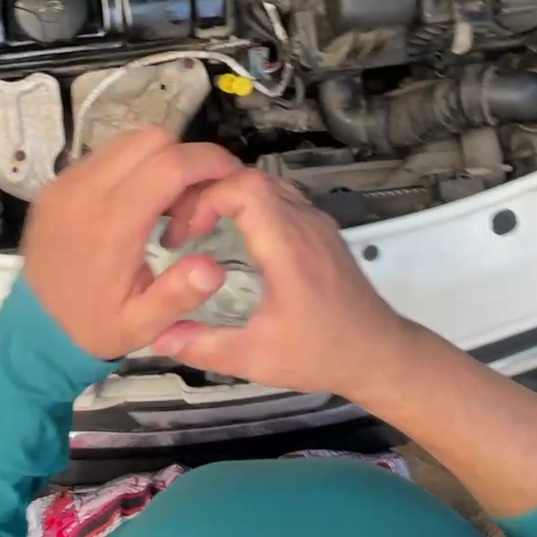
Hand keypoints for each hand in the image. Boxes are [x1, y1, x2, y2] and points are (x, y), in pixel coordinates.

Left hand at [22, 128, 242, 359]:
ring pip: (129, 140)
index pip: (170, 164)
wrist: (35, 329)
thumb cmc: (94, 327)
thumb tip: (214, 268)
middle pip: (153, 139)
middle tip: (194, 202)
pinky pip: (105, 154)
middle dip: (186, 160)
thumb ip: (178, 294)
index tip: (229, 177)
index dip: (209, 161)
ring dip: (159, 160)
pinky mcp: (57, 183)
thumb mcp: (143, 326)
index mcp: (112, 224)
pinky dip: (132, 166)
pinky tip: (137, 204)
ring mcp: (67, 182)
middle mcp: (86, 191)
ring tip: (166, 205)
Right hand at [150, 170, 444, 405]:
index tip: (187, 232)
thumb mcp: (256, 359)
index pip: (246, 188)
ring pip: (268, 182)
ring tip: (204, 227)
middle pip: (252, 178)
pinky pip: (281, 197)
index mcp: (289, 249)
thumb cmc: (322, 354)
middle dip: (210, 195)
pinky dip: (251, 204)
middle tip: (186, 228)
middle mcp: (306, 225)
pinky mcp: (321, 229)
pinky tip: (235, 234)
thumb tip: (157, 336)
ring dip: (231, 196)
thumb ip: (204, 347)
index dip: (207, 198)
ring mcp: (317, 223)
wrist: (379, 354)